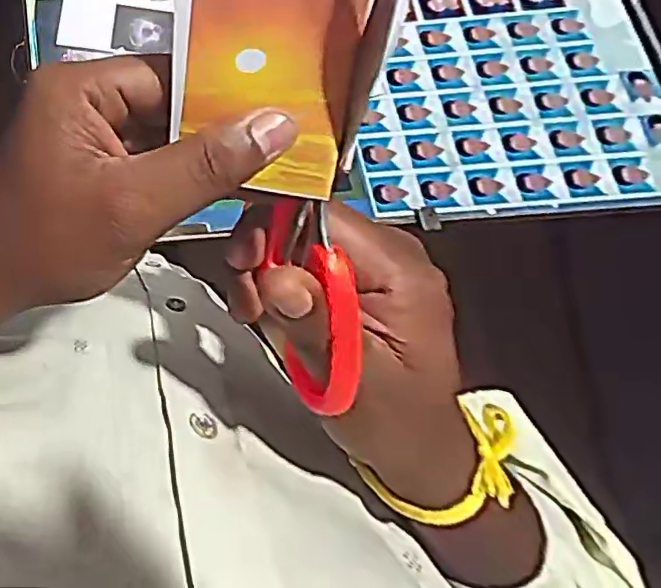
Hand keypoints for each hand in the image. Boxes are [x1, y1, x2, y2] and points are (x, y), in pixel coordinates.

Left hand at [0, 57, 296, 380]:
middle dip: (219, 128)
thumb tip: (275, 123)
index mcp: (75, 87)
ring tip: (270, 167)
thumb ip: (205, 164)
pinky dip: (179, 171)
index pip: (166, 73)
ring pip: (160, 130)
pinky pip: (144, 153)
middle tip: (289, 146)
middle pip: (166, 100)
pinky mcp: (88, 157)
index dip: (225, 92)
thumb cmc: (46, 242)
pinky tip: (225, 188)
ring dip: (203, 154)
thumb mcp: (132, 204)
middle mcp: (77, 95)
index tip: (286, 109)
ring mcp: (81, 127)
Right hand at [226, 205, 471, 501]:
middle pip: (295, 217)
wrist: (414, 449)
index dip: (270, 229)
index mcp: (399, 268)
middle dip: (259, 254)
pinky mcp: (338, 272)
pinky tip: (266, 311)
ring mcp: (359, 260)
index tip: (246, 266)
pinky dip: (265, 280)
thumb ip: (315, 325)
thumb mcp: (356, 380)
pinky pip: (287, 254)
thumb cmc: (399, 422)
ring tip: (256, 312)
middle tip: (249, 300)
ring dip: (257, 271)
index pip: (317, 212)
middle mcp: (382, 252)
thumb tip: (278, 279)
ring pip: (283, 233)